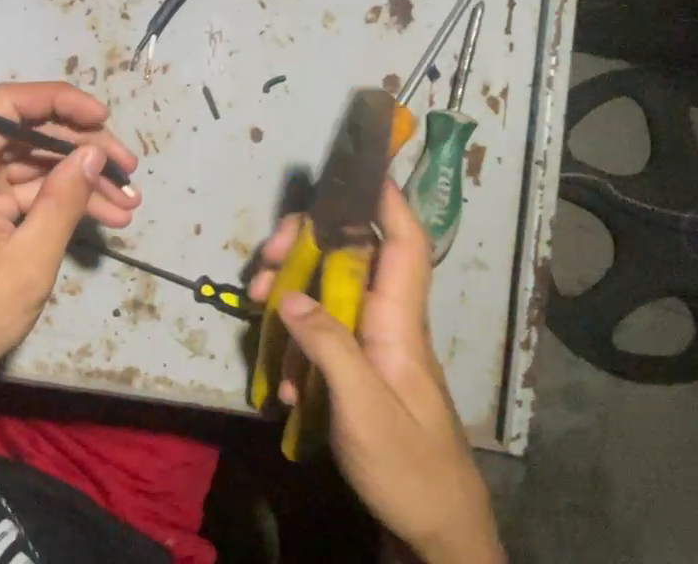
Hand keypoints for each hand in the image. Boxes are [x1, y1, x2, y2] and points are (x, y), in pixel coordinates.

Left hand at [0, 82, 139, 406]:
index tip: (102, 118)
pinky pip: (22, 189)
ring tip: (128, 202)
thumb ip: (64, 199)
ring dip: (78, 179)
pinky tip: (103, 214)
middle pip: (24, 132)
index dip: (57, 101)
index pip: (6, 104)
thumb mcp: (30, 260)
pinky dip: (60, 199)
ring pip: (30, 161)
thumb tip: (95, 153)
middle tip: (130, 171)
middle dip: (80, 148)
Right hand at [248, 183, 503, 563]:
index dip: (388, 204)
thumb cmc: (409, 468)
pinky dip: (297, 339)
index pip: (405, 247)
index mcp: (401, 325)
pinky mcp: (362, 372)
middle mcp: (390, 326)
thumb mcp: (364, 409)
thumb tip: (289, 295)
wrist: (440, 533)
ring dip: (292, 292)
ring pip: (331, 294)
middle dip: (305, 246)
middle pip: (353, 261)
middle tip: (263, 262)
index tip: (362, 170)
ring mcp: (376, 349)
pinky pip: (326, 334)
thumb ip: (328, 346)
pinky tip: (284, 376)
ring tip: (258, 308)